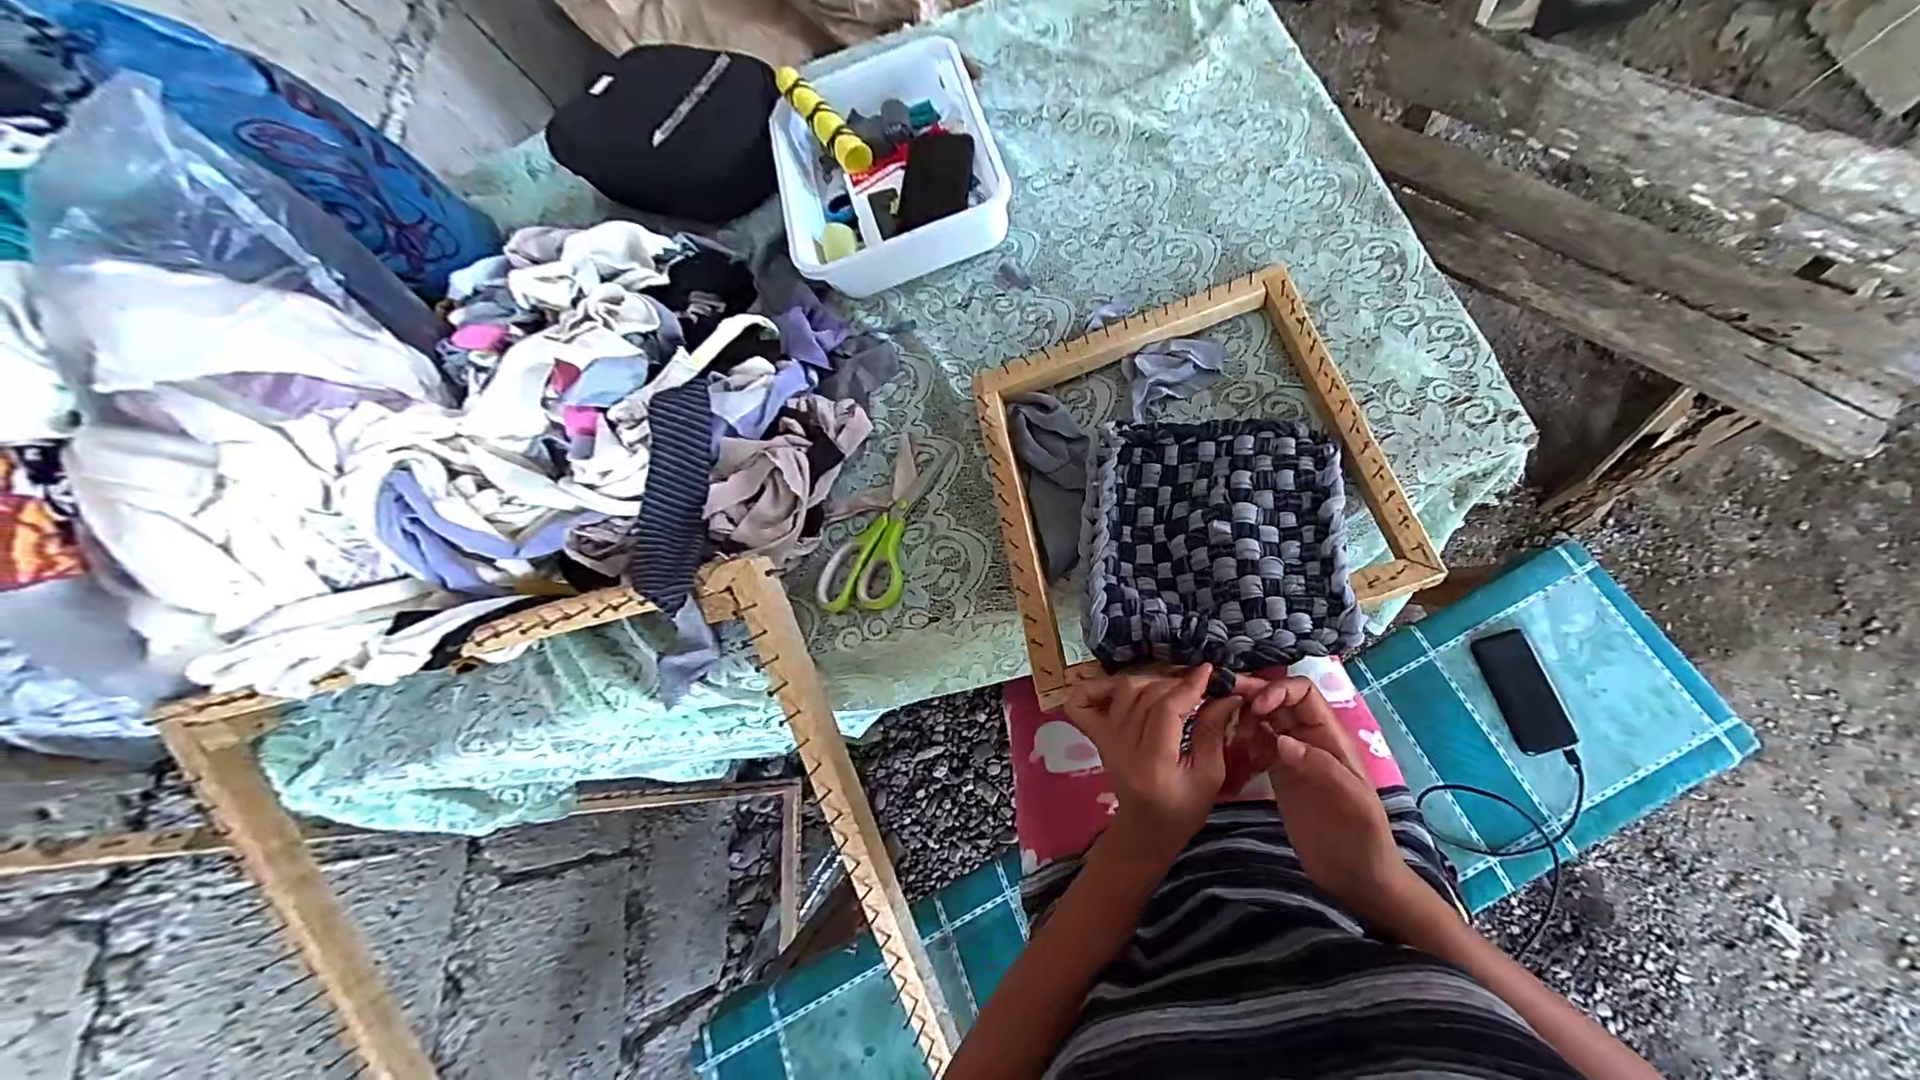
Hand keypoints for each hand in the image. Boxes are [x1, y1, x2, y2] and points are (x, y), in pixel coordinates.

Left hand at [1063, 665, 1239, 860]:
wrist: (1144, 830)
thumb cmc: (1182, 810)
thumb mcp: (1209, 777)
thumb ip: (1212, 733)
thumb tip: (1225, 695)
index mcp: (1153, 764)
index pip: (1165, 711)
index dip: (1188, 686)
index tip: (1208, 670)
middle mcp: (1123, 748)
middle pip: (1145, 697)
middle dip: (1175, 683)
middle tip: (1197, 684)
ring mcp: (1105, 740)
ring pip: (1123, 691)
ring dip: (1149, 681)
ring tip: (1172, 687)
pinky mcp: (1096, 736)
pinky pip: (1081, 703)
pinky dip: (1094, 688)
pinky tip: (1118, 687)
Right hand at [1232, 671, 1424, 920]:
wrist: (1357, 878)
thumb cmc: (1364, 837)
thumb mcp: (1353, 801)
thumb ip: (1321, 766)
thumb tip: (1281, 739)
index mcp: (1329, 736)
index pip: (1302, 693)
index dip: (1278, 690)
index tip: (1256, 707)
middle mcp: (1308, 738)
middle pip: (1276, 699)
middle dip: (1250, 693)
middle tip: (1219, 697)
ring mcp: (1290, 755)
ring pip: (1262, 718)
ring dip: (1241, 713)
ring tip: (1221, 722)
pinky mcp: (1276, 773)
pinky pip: (1254, 742)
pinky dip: (1239, 736)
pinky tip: (1227, 742)